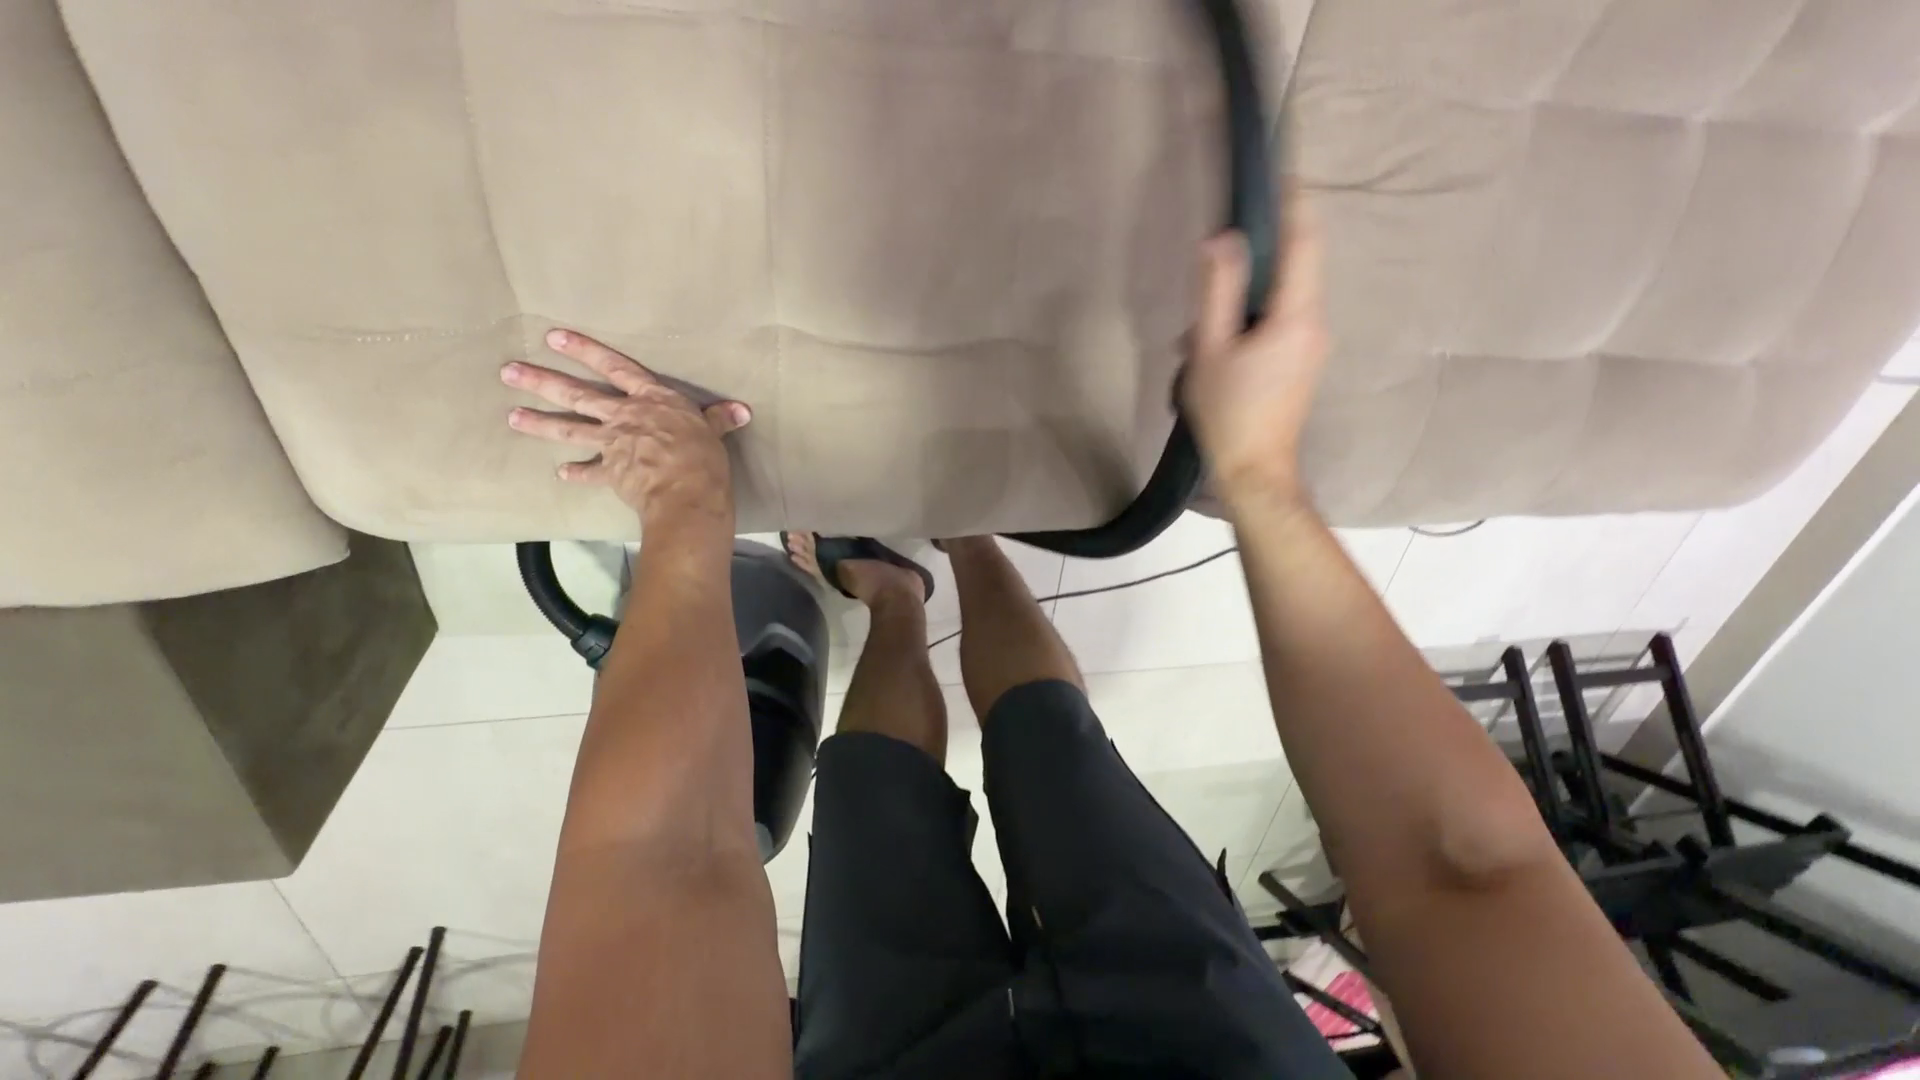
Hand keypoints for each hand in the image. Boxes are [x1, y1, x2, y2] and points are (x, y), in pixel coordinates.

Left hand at [502, 329, 751, 529]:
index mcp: (652, 400)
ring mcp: (614, 445)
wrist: (686, 495)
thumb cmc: (703, 458)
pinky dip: (577, 473)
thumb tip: (741, 410)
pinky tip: (561, 472)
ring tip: (512, 416)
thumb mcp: (714, 432)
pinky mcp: (611, 473)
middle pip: (577, 394)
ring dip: (540, 422)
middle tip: (510, 372)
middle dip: (542, 382)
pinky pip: (590, 472)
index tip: (555, 338)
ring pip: (570, 429)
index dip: (585, 351)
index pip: (615, 368)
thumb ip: (719, 419)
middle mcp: (625, 416)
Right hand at [1182, 188, 1328, 507]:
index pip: (1304, 242)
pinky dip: (1249, 319)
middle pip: (1294, 268)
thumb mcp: (1211, 350)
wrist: (1256, 473)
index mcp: (1298, 315)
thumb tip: (1223, 240)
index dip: (1294, 203)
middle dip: (1255, 257)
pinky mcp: (1301, 363)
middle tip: (1215, 255)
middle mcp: (1316, 324)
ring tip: (1201, 324)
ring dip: (1244, 297)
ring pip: (1281, 299)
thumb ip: (1217, 292)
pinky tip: (1215, 343)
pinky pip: (1279, 322)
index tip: (1282, 170)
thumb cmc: (1230, 414)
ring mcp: (1312, 346)